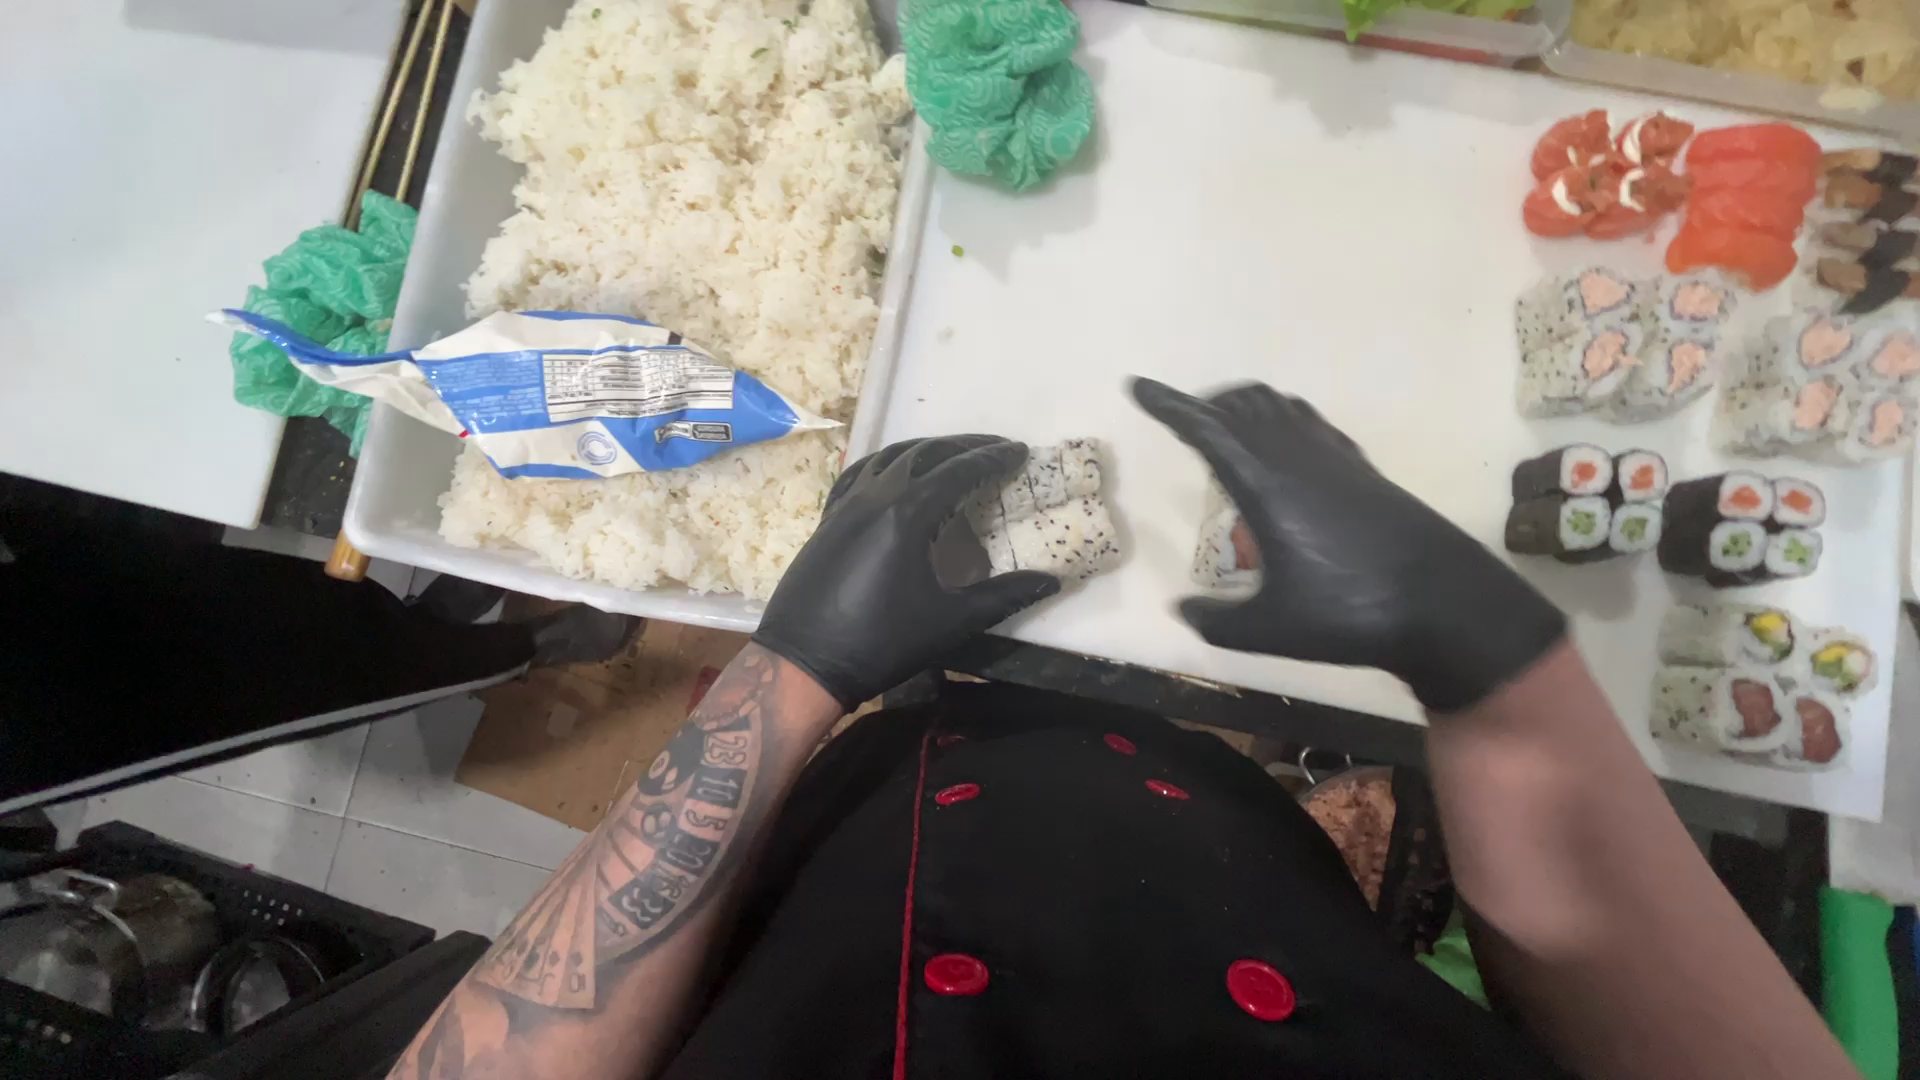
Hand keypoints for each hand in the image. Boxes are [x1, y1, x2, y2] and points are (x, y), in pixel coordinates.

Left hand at [752, 436, 1060, 708]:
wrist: (803, 663)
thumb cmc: (881, 644)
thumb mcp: (950, 622)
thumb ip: (1004, 597)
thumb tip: (1051, 581)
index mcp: (907, 513)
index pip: (958, 471)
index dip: (992, 459)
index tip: (1019, 451)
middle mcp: (875, 496)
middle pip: (925, 453)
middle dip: (964, 446)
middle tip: (995, 449)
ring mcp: (846, 504)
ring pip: (890, 457)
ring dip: (927, 449)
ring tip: (954, 455)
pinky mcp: (828, 518)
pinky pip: (861, 474)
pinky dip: (888, 464)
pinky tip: (897, 475)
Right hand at [1131, 378, 1564, 711]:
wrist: (1447, 608)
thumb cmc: (1348, 615)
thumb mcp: (1266, 630)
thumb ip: (1214, 620)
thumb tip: (1181, 608)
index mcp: (1266, 485)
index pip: (1206, 430)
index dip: (1168, 407)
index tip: (1138, 387)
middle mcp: (1298, 459)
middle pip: (1243, 406)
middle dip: (1203, 405)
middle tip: (1179, 418)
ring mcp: (1336, 461)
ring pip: (1280, 408)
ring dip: (1244, 407)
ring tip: (1223, 427)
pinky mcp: (1362, 471)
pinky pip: (1310, 425)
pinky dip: (1282, 419)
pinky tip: (1282, 443)